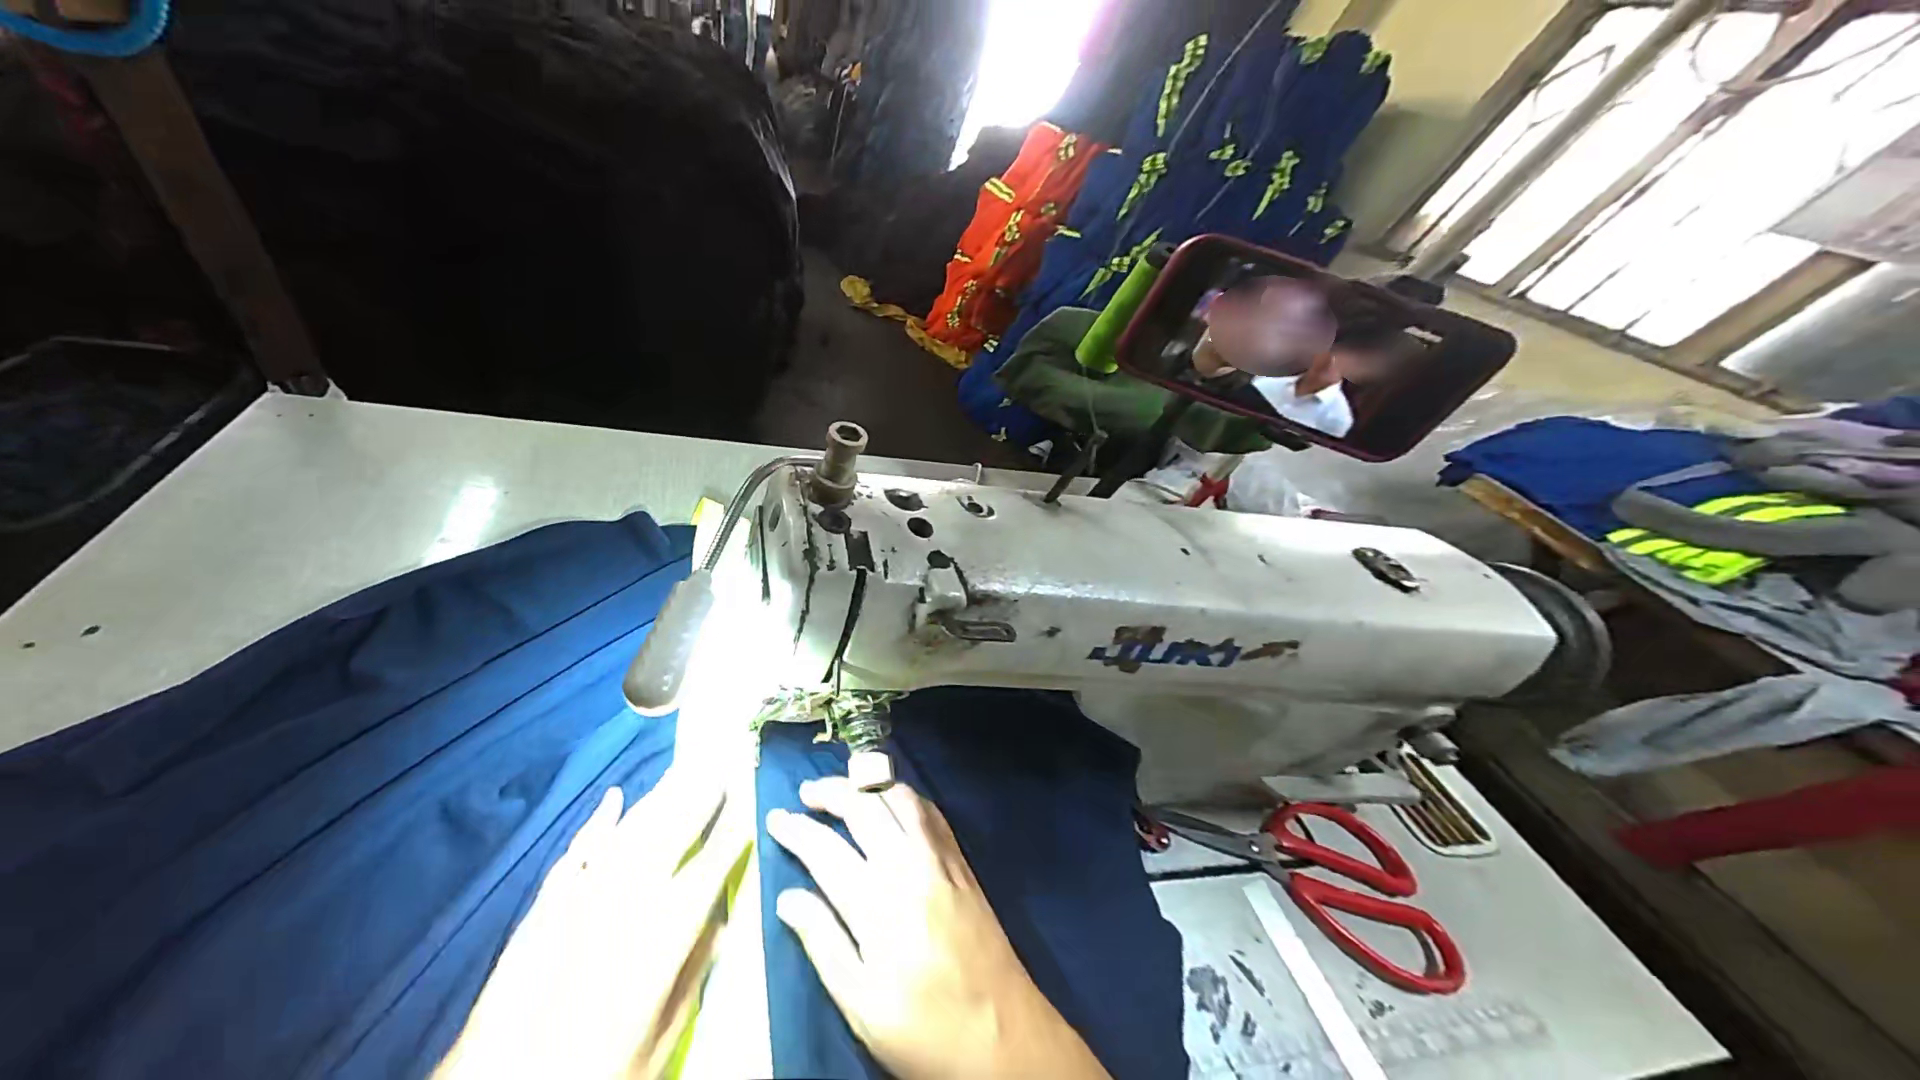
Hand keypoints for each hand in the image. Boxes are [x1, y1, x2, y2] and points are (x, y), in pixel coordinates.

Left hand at [435, 768, 752, 1079]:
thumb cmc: (599, 1068)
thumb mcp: (663, 1034)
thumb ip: (695, 973)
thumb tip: (722, 923)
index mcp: (665, 930)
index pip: (712, 862)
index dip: (734, 825)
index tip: (751, 793)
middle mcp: (628, 899)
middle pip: (672, 832)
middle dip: (701, 795)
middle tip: (722, 764)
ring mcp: (583, 896)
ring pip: (630, 832)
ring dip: (659, 798)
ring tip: (684, 769)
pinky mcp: (548, 906)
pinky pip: (578, 852)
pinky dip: (597, 824)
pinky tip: (614, 798)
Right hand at [766, 777, 1111, 1079]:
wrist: (1004, 1034)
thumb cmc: (924, 1029)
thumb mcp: (862, 1005)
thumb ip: (824, 943)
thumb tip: (787, 898)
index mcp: (878, 905)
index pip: (827, 851)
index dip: (797, 831)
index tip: (775, 819)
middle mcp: (910, 868)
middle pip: (865, 810)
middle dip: (832, 792)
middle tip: (806, 793)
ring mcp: (941, 861)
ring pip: (901, 800)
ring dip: (870, 786)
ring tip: (846, 788)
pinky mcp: (963, 864)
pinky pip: (933, 813)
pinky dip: (907, 797)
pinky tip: (895, 800)